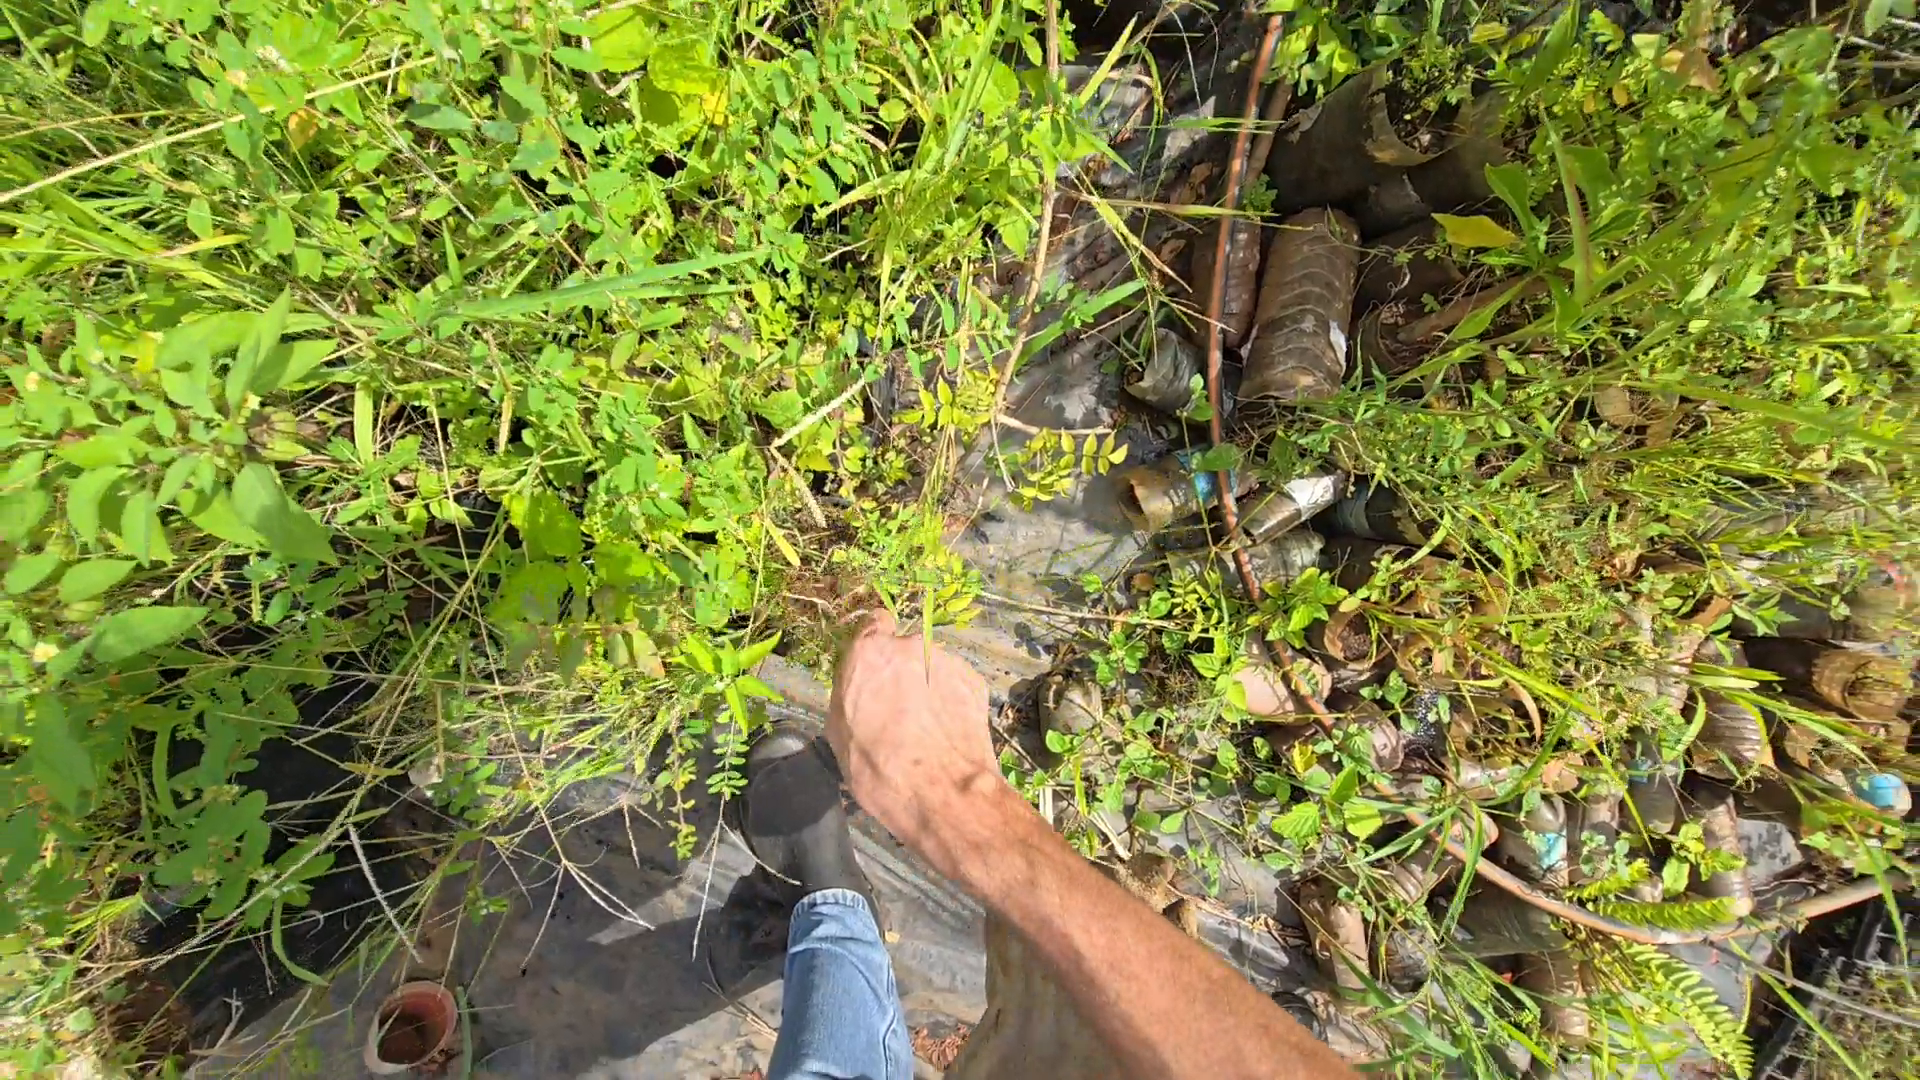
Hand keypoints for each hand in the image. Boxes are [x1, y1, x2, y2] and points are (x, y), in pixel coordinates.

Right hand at [826, 610, 1011, 870]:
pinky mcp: (974, 679)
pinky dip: (951, 699)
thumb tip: (860, 684)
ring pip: (931, 667)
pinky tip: (947, 731)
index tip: (876, 667)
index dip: (876, 645)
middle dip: (902, 672)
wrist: (943, 792)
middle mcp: (910, 645)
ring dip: (928, 686)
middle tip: (900, 709)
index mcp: (869, 653)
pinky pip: (954, 683)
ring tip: (928, 727)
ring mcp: (946, 660)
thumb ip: (849, 692)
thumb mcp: (839, 733)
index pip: (874, 623)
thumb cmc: (878, 767)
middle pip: (903, 650)